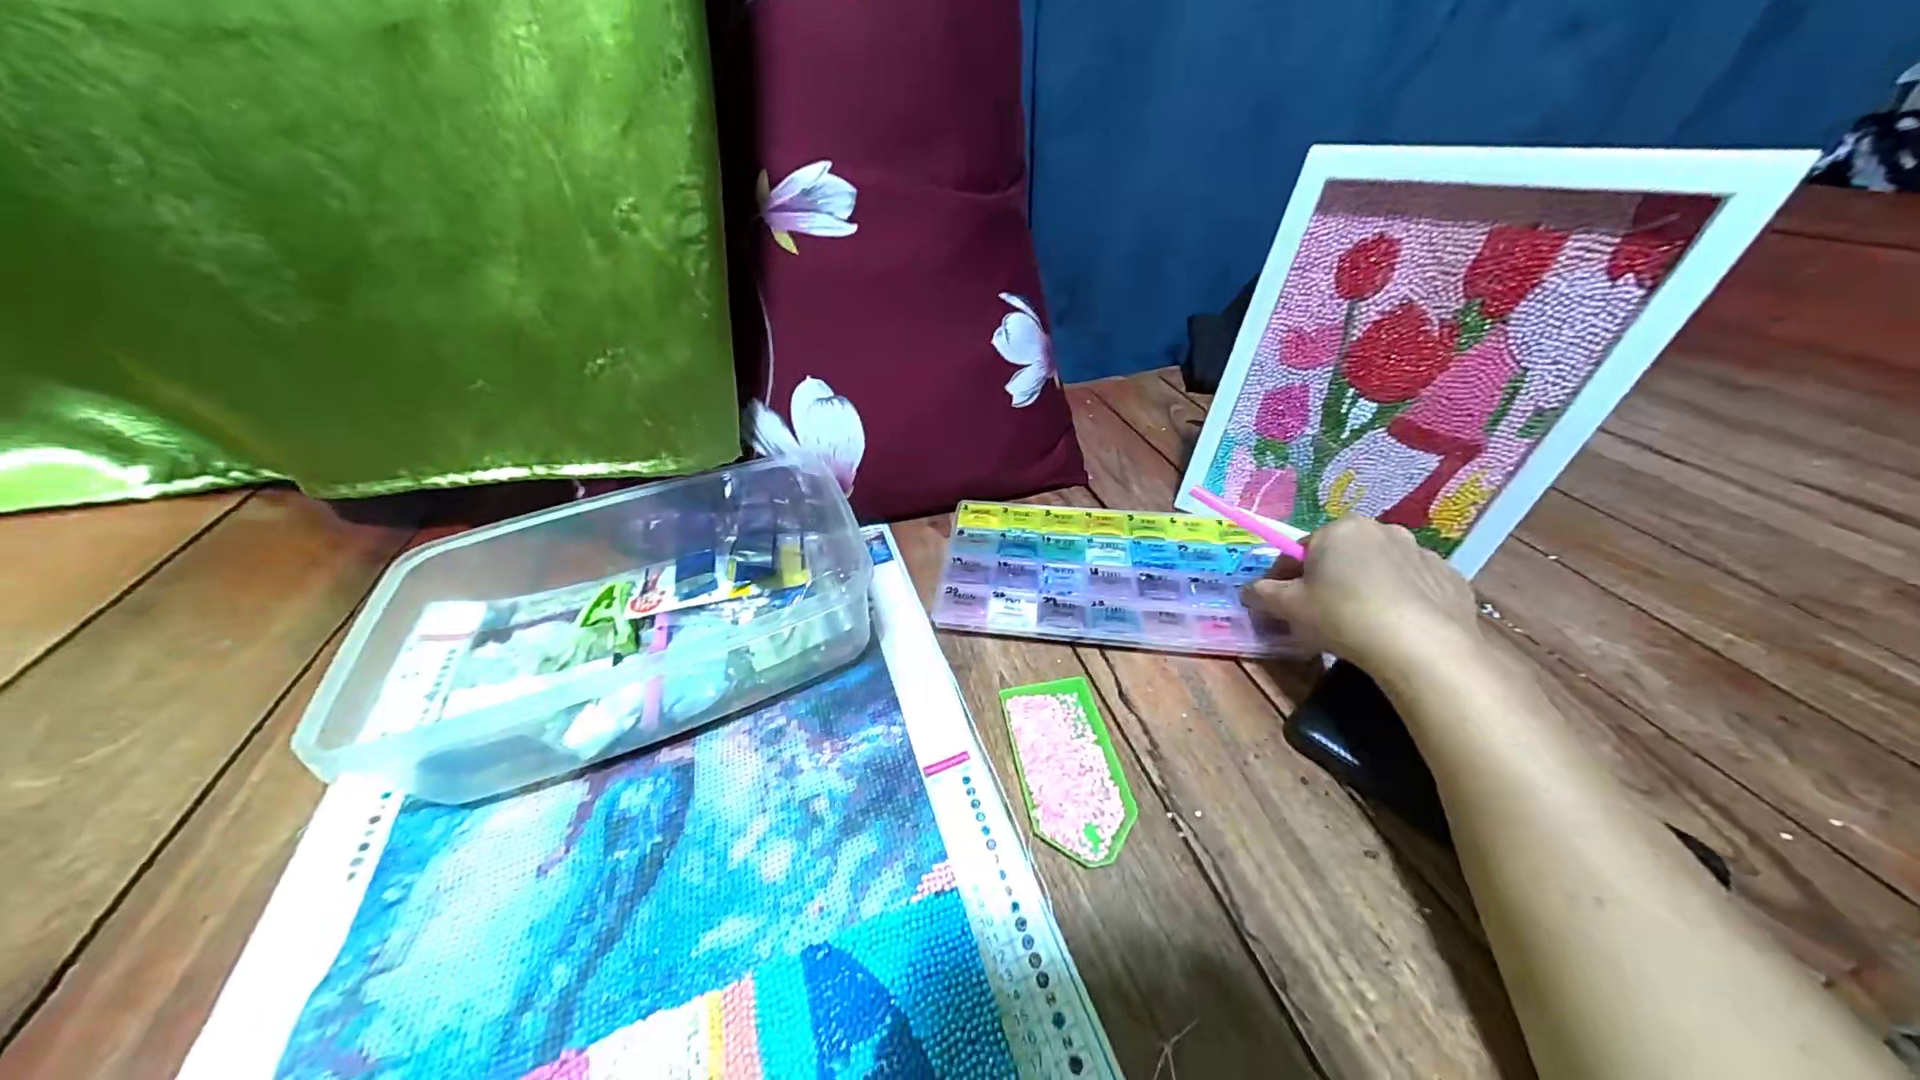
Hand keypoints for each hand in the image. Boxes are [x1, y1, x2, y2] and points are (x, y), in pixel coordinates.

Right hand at [1241, 516, 1479, 677]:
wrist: (1422, 647)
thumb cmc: (1343, 616)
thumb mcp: (1289, 607)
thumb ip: (1262, 594)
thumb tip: (1249, 590)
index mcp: (1340, 529)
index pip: (1300, 549)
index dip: (1284, 577)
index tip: (1280, 602)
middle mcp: (1383, 530)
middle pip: (1341, 555)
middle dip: (1328, 579)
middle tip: (1320, 613)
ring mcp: (1422, 552)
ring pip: (1379, 569)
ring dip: (1365, 587)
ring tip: (1361, 623)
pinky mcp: (1451, 578)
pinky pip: (1414, 586)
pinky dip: (1401, 600)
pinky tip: (1395, 627)